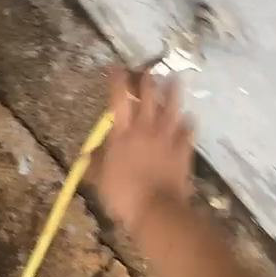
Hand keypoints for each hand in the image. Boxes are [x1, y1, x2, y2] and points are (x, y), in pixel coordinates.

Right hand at [92, 67, 195, 226]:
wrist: (158, 209)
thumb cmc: (124, 194)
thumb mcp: (100, 179)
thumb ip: (95, 164)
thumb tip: (86, 155)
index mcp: (123, 133)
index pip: (119, 98)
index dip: (118, 80)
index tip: (117, 67)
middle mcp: (146, 129)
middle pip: (149, 97)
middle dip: (147, 81)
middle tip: (148, 70)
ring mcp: (168, 138)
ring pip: (172, 109)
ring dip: (173, 93)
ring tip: (175, 79)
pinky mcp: (183, 151)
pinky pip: (188, 132)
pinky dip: (188, 124)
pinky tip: (190, 119)